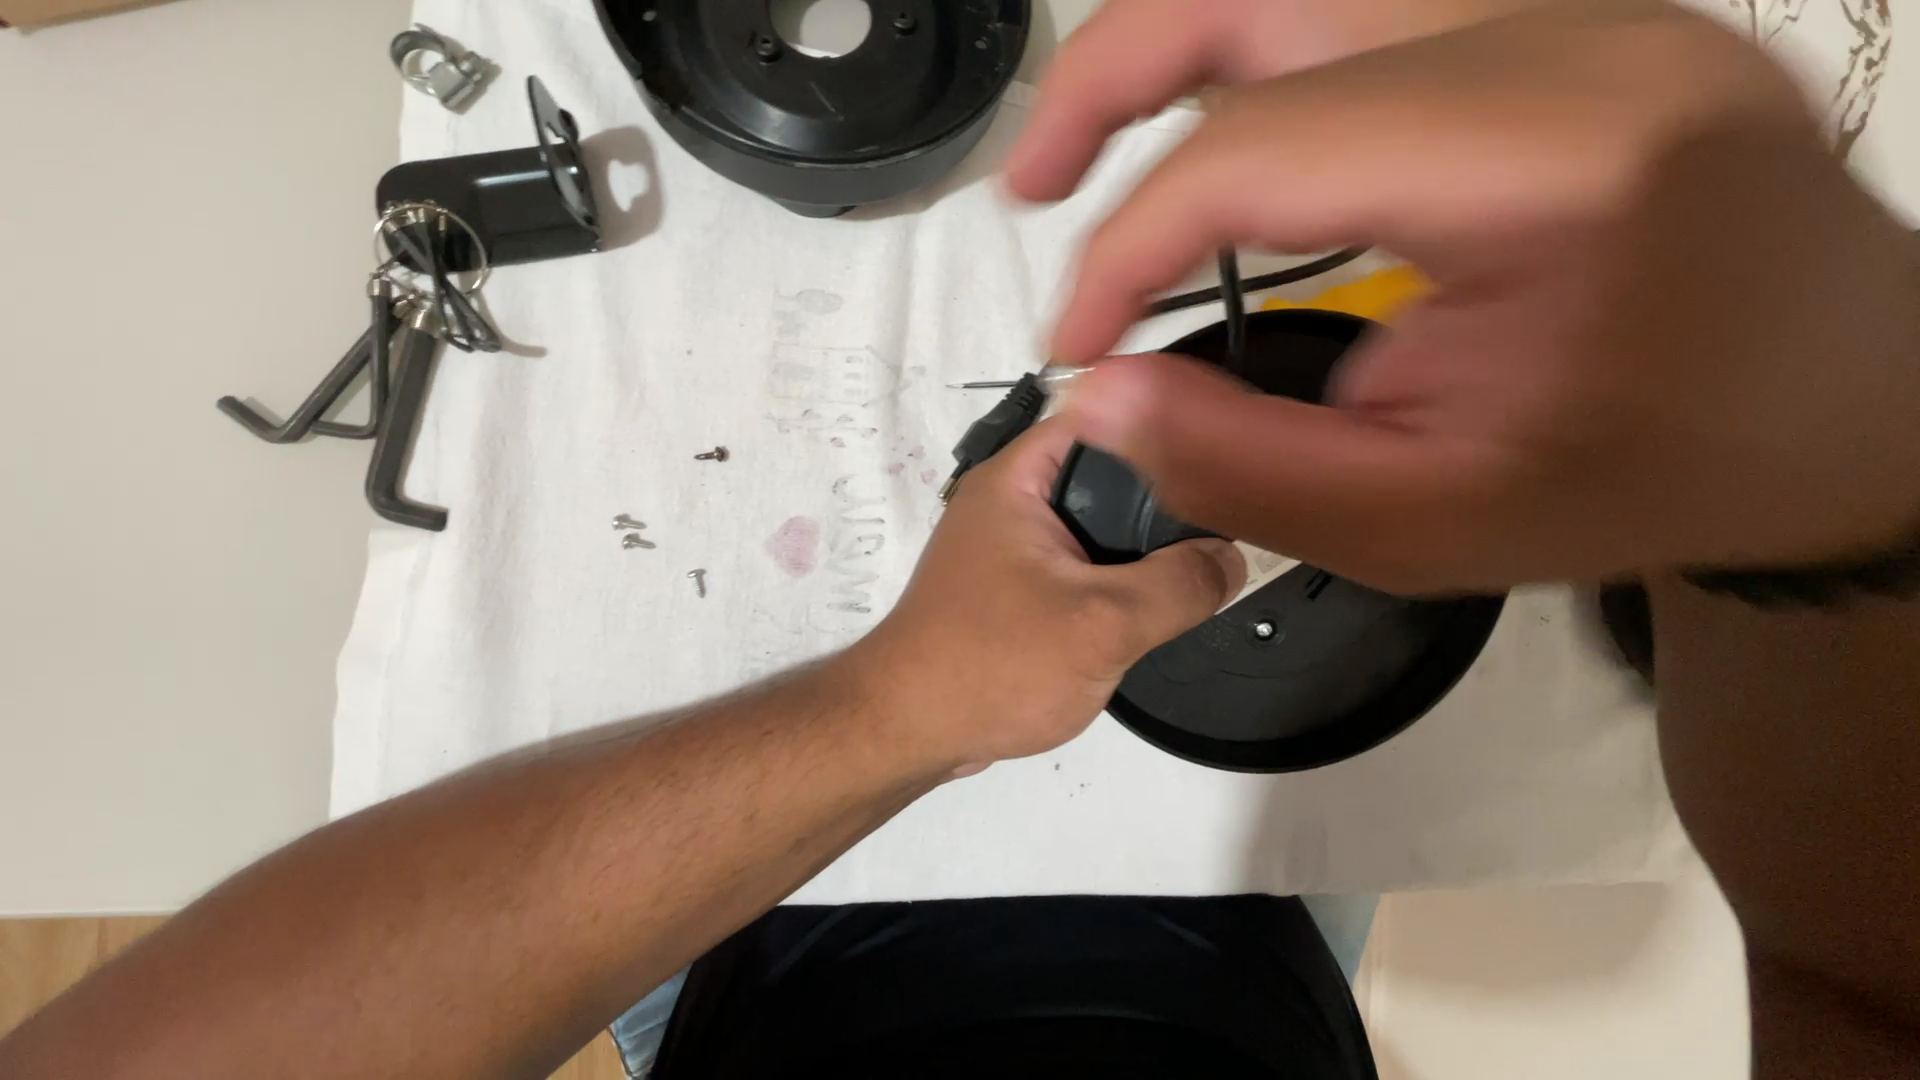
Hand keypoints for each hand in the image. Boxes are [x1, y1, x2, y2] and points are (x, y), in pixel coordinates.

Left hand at [848, 421, 1243, 769]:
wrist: (912, 730)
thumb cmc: (993, 665)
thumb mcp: (1102, 624)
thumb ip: (1178, 587)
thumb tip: (1231, 560)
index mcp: (1016, 481)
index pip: (1097, 415)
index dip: (1160, 419)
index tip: (1222, 444)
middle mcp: (1009, 502)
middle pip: (1103, 472)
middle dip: (1161, 494)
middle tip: (1225, 512)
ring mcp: (1010, 547)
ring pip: (1095, 527)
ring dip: (1140, 545)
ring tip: (1204, 557)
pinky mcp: (1014, 589)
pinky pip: (1079, 567)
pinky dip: (1114, 579)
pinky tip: (1156, 601)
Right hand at [1013, 0, 1919, 593]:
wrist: (1842, 411)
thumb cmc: (1640, 480)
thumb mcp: (1422, 524)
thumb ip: (1244, 469)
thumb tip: (1100, 398)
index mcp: (1547, 160)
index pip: (1256, 146)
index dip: (1124, 246)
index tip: (1076, 348)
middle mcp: (1555, 35)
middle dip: (1105, 81)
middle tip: (1030, 189)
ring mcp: (1556, 12)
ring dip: (1159, 56)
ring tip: (1078, 162)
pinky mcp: (1541, 31)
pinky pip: (1342, 19)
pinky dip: (1232, 73)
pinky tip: (1198, 150)